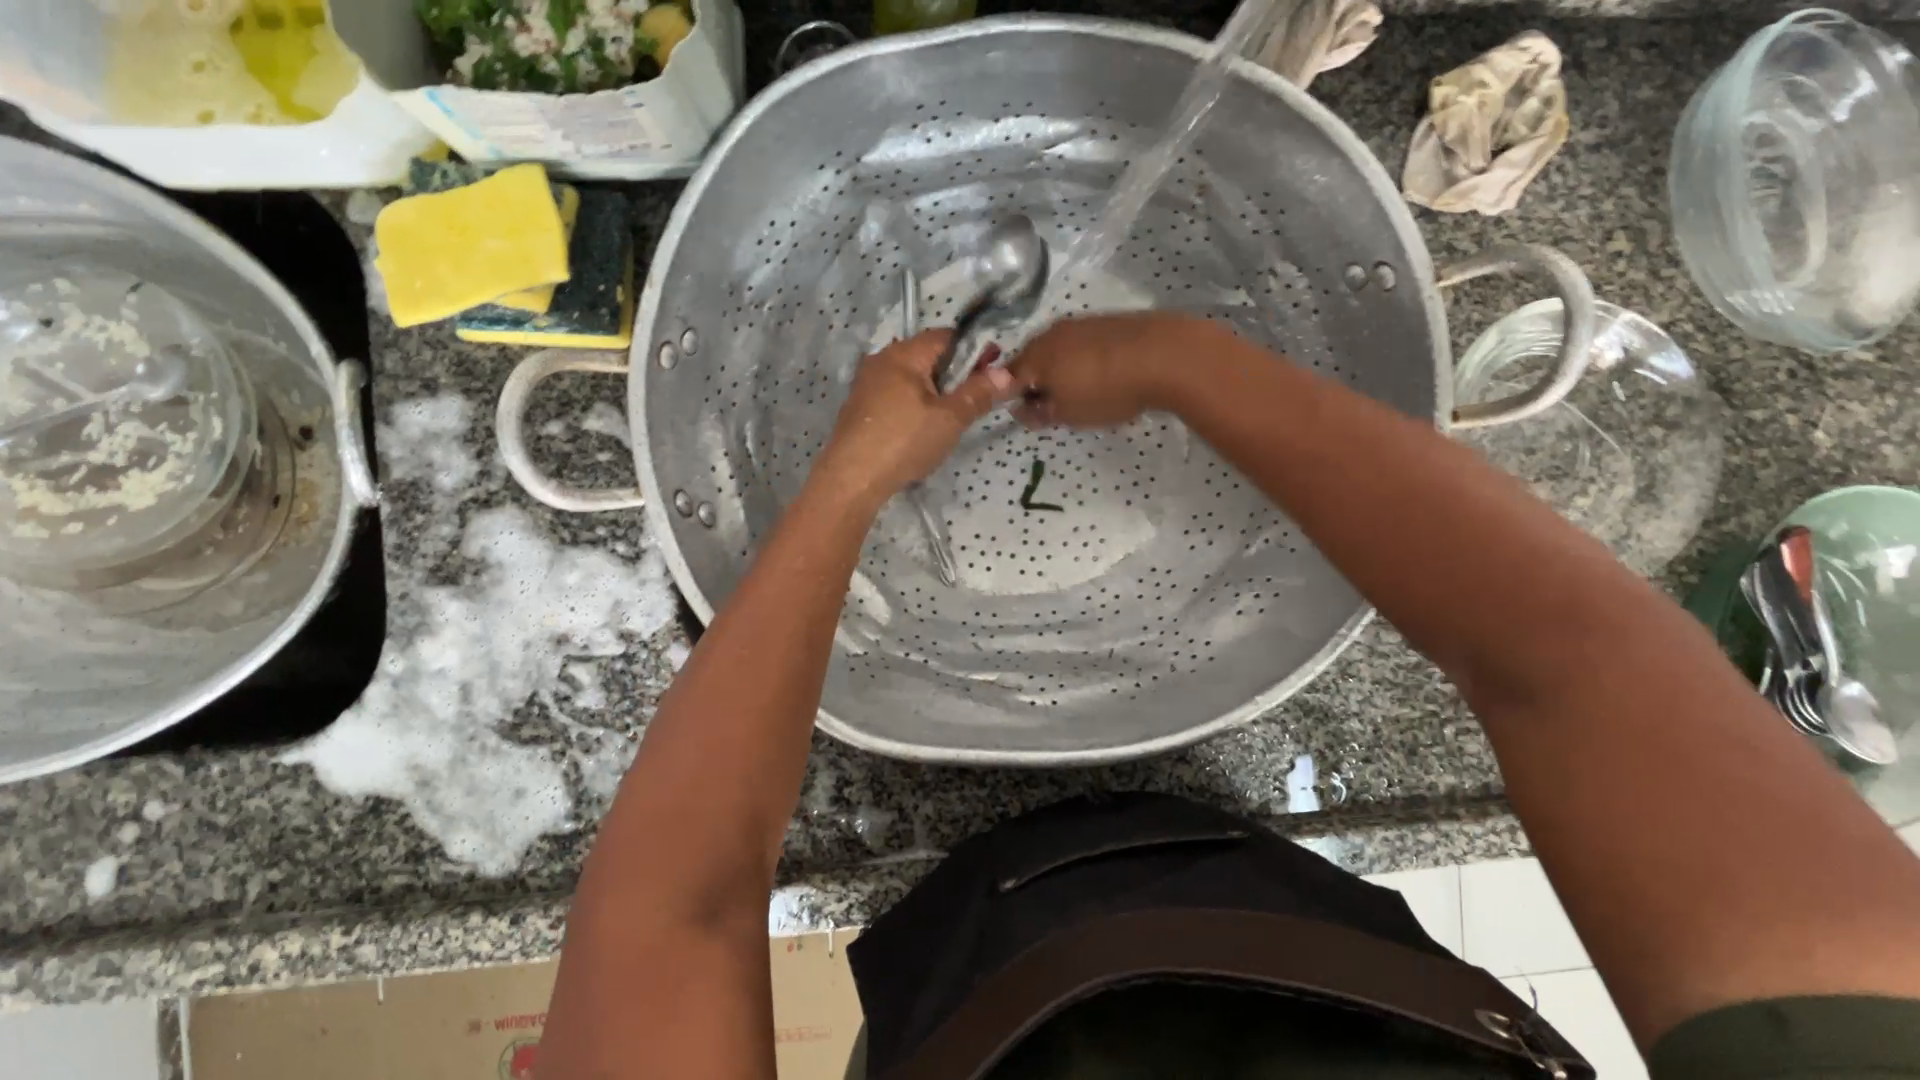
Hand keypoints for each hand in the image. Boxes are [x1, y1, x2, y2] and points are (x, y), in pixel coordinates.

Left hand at [811, 330, 1015, 507]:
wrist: (852, 478)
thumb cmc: (904, 442)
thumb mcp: (950, 419)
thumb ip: (978, 393)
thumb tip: (1006, 373)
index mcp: (904, 354)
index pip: (946, 336)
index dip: (973, 351)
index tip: (992, 373)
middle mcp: (881, 360)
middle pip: (927, 356)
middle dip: (953, 374)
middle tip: (973, 401)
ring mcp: (866, 384)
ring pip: (910, 378)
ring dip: (932, 392)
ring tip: (948, 419)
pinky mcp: (859, 407)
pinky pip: (894, 395)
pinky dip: (912, 405)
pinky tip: (919, 430)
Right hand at [1008, 312, 1227, 427]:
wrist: (1163, 355)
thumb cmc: (1107, 391)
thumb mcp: (1069, 414)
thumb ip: (1040, 413)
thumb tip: (1022, 409)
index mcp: (1035, 356)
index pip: (1007, 378)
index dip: (1012, 398)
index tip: (1030, 415)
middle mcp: (1051, 333)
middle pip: (1033, 360)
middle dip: (1038, 382)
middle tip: (1056, 406)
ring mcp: (1080, 323)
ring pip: (1059, 350)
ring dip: (1062, 370)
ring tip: (1083, 391)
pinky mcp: (1106, 321)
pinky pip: (1083, 344)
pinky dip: (1084, 359)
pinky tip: (1103, 374)